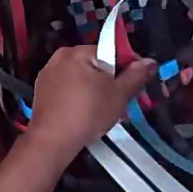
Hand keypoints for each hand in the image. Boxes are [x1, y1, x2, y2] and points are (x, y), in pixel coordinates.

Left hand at [23, 48, 155, 156]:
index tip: (140, 84)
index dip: (131, 67)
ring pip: (82, 78)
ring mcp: (48, 74)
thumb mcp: (119, 94)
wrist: (52, 140)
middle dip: (113, 82)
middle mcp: (60, 57)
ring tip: (110, 112)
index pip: (112, 51)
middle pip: (97, 65)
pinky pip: (68, 88)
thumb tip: (150, 62)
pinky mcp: (41, 91)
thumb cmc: (88, 113)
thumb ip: (136, 75)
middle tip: (126, 102)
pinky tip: (89, 113)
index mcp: (78, 52)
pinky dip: (81, 96)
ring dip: (98, 90)